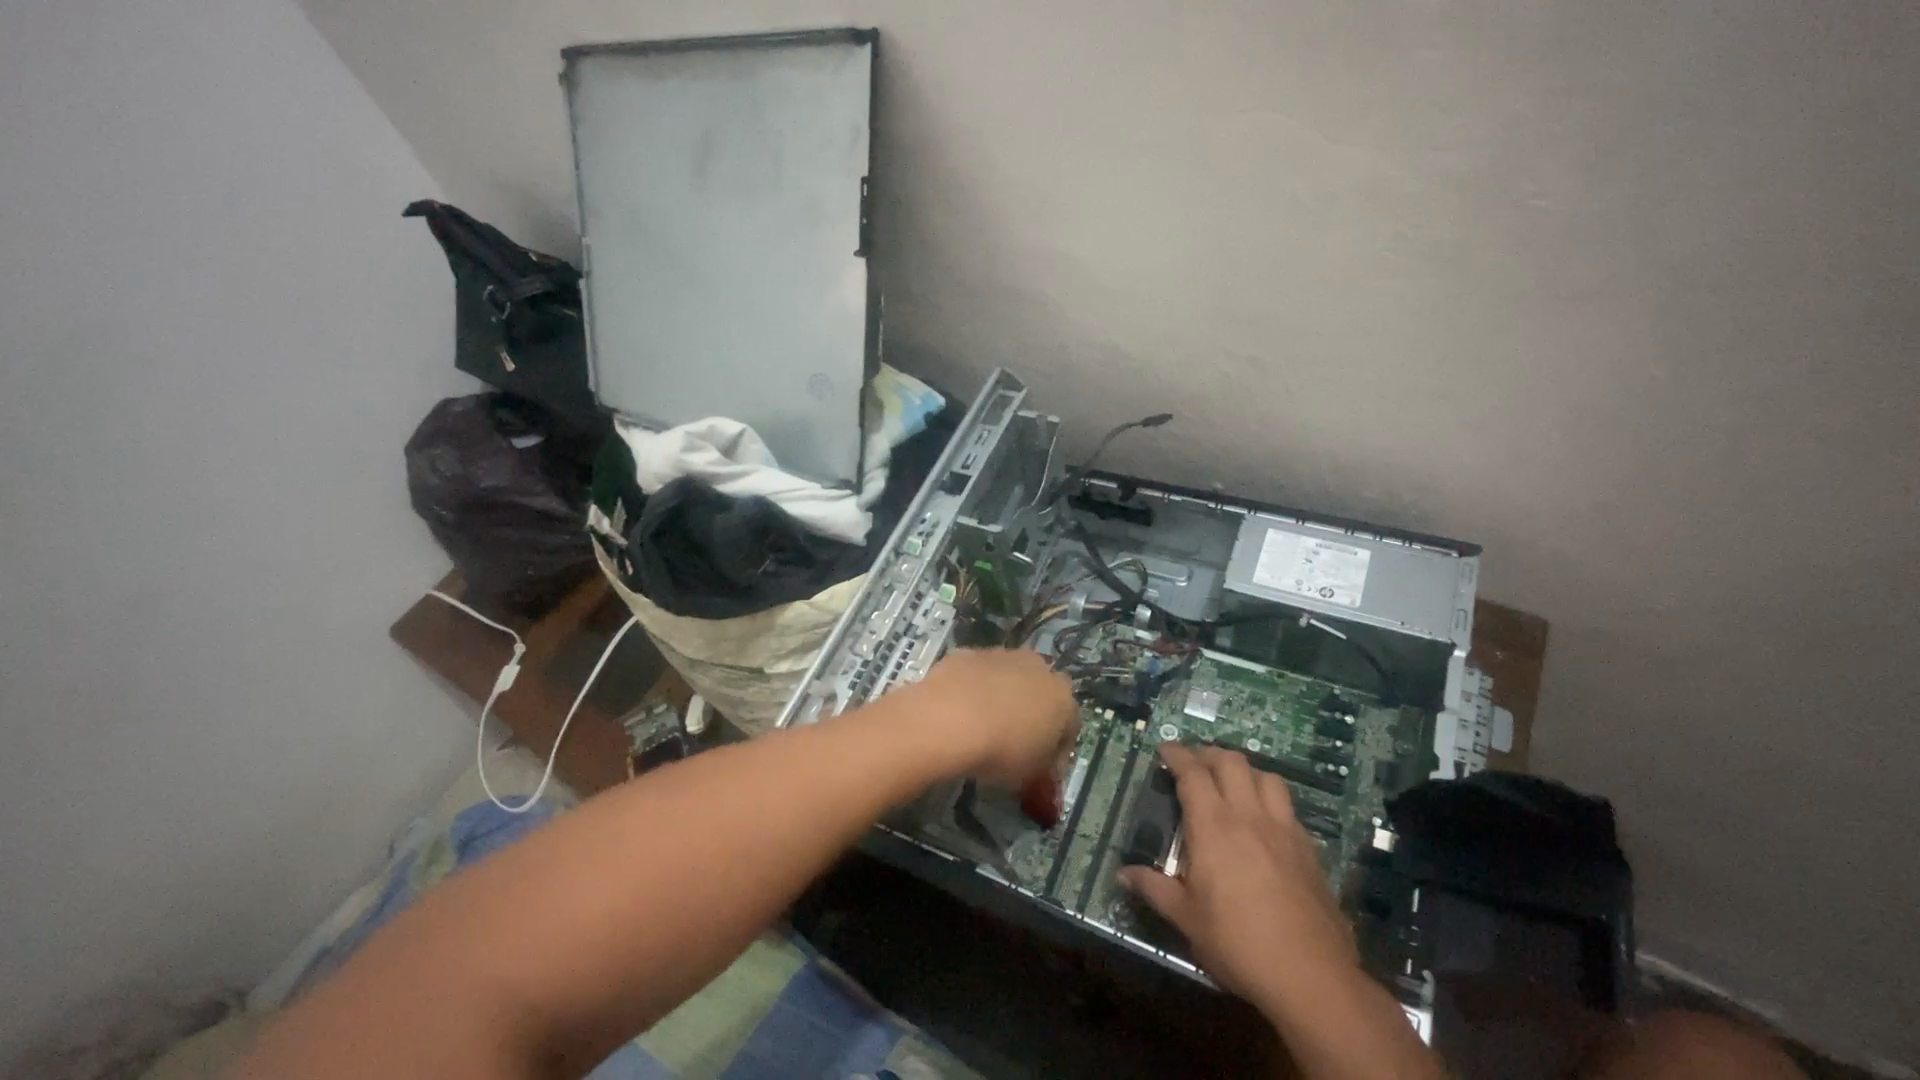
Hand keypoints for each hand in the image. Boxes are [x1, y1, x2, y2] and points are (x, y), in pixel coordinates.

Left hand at [903, 648, 1077, 787]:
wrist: (948, 719)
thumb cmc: (1001, 751)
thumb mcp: (1030, 777)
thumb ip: (1042, 778)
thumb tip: (1044, 792)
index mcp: (1063, 698)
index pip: (1070, 727)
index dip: (1056, 751)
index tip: (1040, 770)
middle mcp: (1038, 668)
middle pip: (1040, 695)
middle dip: (1031, 716)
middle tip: (1012, 745)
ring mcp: (1002, 656)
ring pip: (1008, 680)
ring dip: (1001, 699)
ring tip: (981, 729)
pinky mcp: (968, 653)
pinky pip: (977, 676)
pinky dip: (972, 690)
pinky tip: (958, 712)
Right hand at [1118, 743, 1357, 1014]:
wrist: (1310, 973)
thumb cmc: (1237, 943)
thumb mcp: (1185, 919)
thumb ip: (1154, 889)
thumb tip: (1123, 874)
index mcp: (1214, 827)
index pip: (1193, 773)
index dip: (1177, 755)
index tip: (1164, 750)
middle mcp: (1250, 816)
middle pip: (1232, 763)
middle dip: (1209, 754)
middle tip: (1193, 762)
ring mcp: (1284, 830)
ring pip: (1267, 777)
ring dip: (1244, 770)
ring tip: (1231, 782)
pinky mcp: (1308, 849)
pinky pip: (1287, 806)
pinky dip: (1269, 798)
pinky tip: (1262, 820)